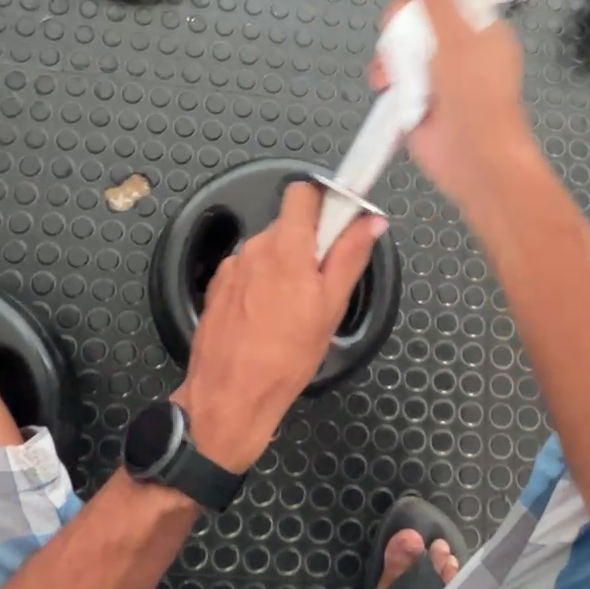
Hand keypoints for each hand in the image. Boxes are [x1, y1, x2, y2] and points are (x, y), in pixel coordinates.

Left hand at [172, 182, 384, 472]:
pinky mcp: (218, 287)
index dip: (325, 201)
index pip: (303, 192)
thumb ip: (350, 256)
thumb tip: (371, 220)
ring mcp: (232, 267)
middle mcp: (254, 247)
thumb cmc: (287, 357)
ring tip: (294, 310)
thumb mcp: (330, 307)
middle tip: (322, 285)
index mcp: (286, 246)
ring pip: (269, 251)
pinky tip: (268, 319)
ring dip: (285, 268)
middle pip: (288, 225)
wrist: (230, 396)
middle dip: (308, 245)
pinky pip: (249, 271)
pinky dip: (262, 285)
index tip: (340, 225)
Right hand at [371, 0, 542, 206]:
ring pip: (401, 51)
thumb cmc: (480, 102)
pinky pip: (395, 80)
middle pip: (415, 21)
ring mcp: (438, 76)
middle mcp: (460, 49)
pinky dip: (390, 84)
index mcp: (479, 26)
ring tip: (399, 74)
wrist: (473, 157)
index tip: (412, 4)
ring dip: (392, 60)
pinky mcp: (420, 99)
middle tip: (405, 44)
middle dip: (401, 32)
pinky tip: (392, 90)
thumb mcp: (452, 34)